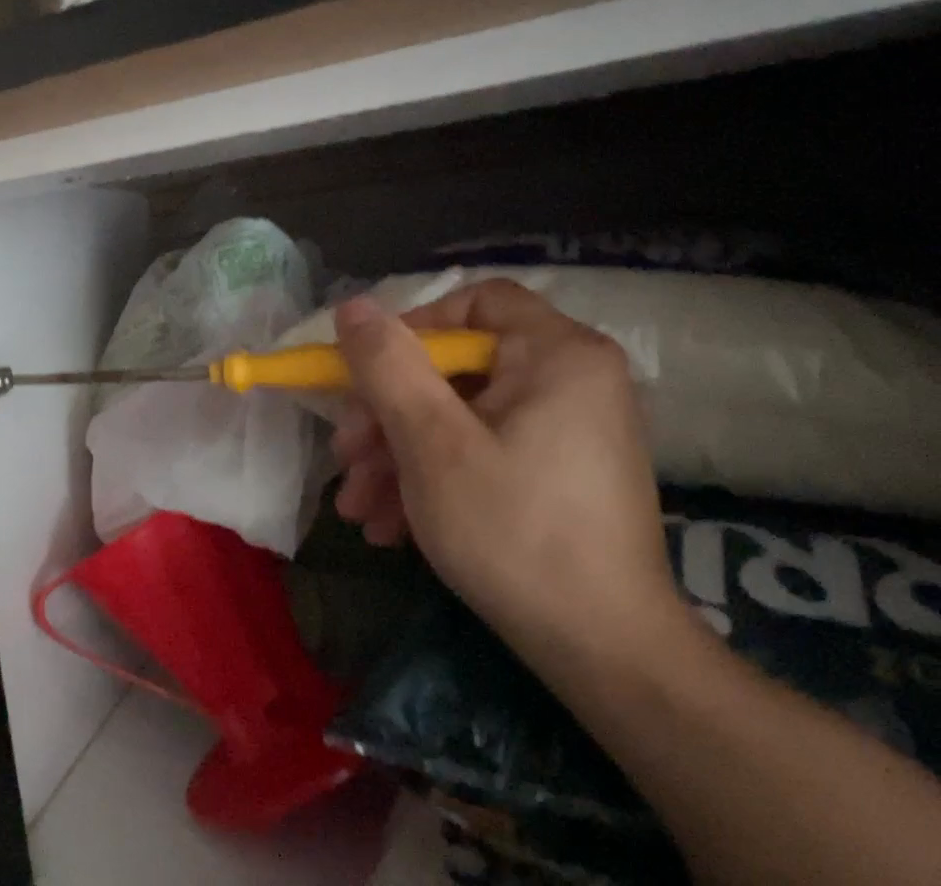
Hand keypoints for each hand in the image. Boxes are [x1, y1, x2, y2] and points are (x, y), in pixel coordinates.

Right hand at [330, 280, 683, 647]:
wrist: (598, 642)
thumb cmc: (511, 527)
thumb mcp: (431, 442)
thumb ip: (387, 366)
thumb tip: (352, 305)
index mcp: (558, 355)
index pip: (474, 302)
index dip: (409, 330)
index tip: (362, 378)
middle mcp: (572, 382)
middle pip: (456, 369)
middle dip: (386, 414)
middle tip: (345, 456)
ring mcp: (567, 432)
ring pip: (458, 418)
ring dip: (395, 456)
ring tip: (357, 506)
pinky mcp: (557, 476)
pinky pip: (481, 453)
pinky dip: (431, 480)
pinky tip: (390, 526)